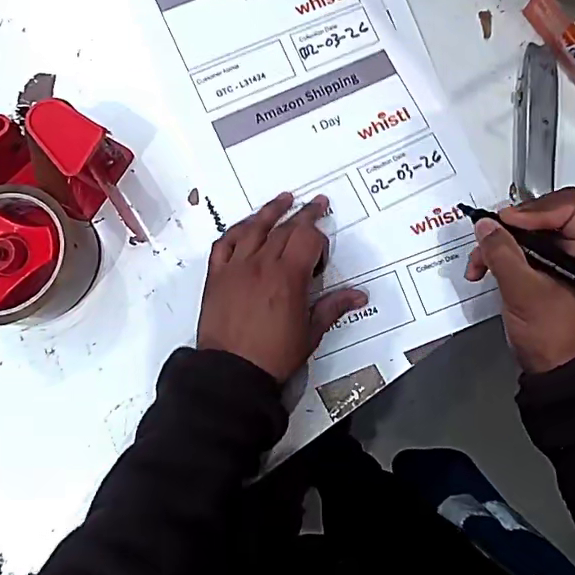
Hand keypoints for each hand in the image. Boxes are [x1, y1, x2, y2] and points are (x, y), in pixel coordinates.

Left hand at [197, 192, 367, 381]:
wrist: (231, 373)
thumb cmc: (271, 357)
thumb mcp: (310, 333)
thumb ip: (333, 307)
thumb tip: (356, 296)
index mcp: (287, 277)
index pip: (307, 238)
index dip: (319, 240)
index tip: (320, 254)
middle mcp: (261, 266)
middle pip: (285, 228)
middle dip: (304, 214)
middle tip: (316, 205)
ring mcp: (236, 268)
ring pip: (255, 227)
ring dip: (271, 211)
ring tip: (283, 200)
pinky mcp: (217, 276)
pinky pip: (225, 243)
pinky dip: (236, 231)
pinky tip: (245, 226)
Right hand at [465, 188, 574, 373]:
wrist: (554, 369)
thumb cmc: (556, 340)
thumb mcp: (524, 292)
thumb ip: (503, 254)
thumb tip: (488, 227)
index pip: (568, 207)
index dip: (535, 210)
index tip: (509, 223)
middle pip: (544, 213)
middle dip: (510, 227)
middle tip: (492, 236)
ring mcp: (562, 258)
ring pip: (527, 229)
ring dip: (499, 242)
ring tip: (482, 259)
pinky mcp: (544, 267)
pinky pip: (520, 246)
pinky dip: (499, 253)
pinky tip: (485, 266)